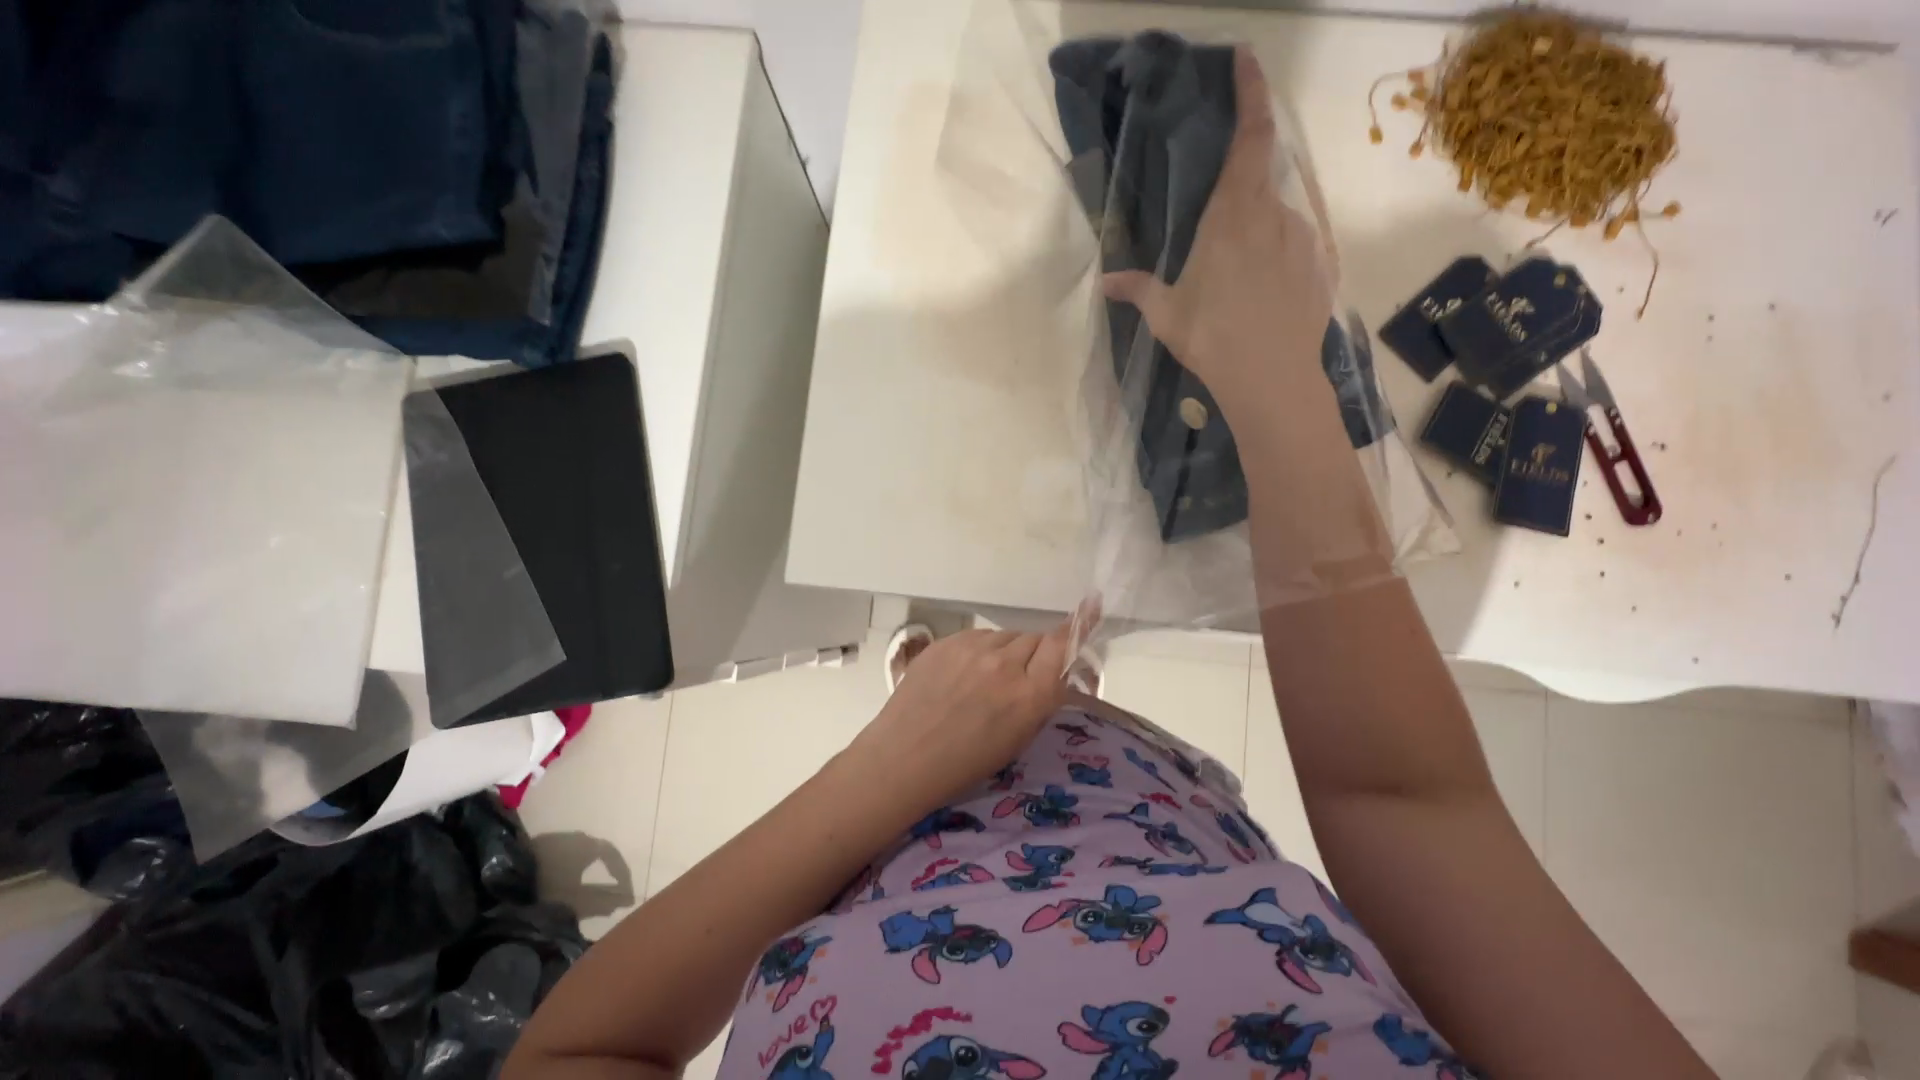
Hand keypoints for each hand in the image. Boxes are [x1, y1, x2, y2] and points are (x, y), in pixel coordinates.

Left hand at [841, 625, 1071, 813]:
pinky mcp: (945, 642)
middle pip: (1035, 639)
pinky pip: (976, 637)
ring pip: (1005, 637)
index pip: (1062, 645)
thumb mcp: (1019, 738)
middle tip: (1020, 678)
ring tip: (985, 681)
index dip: (1077, 627)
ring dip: (1006, 652)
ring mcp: (971, 648)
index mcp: (1030, 694)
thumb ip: (1040, 699)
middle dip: (1035, 655)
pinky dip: (978, 651)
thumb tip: (1054, 672)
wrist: (904, 758)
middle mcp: (1004, 664)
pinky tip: (963, 676)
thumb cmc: (966, 763)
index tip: (1091, 604)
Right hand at [1102, 50, 1338, 423]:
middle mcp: (1276, 213)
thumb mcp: (1166, 314)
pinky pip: (1296, 248)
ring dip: (1257, 236)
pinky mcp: (1323, 266)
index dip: (1252, 92)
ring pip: (1278, 219)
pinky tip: (1262, 296)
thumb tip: (1105, 283)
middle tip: (1217, 235)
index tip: (1248, 58)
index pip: (1250, 136)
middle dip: (1240, 196)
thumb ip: (1138, 289)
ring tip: (1238, 282)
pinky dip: (1277, 259)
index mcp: (1234, 213)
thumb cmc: (1212, 338)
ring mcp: (1306, 238)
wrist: (1273, 380)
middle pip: (1261, 179)